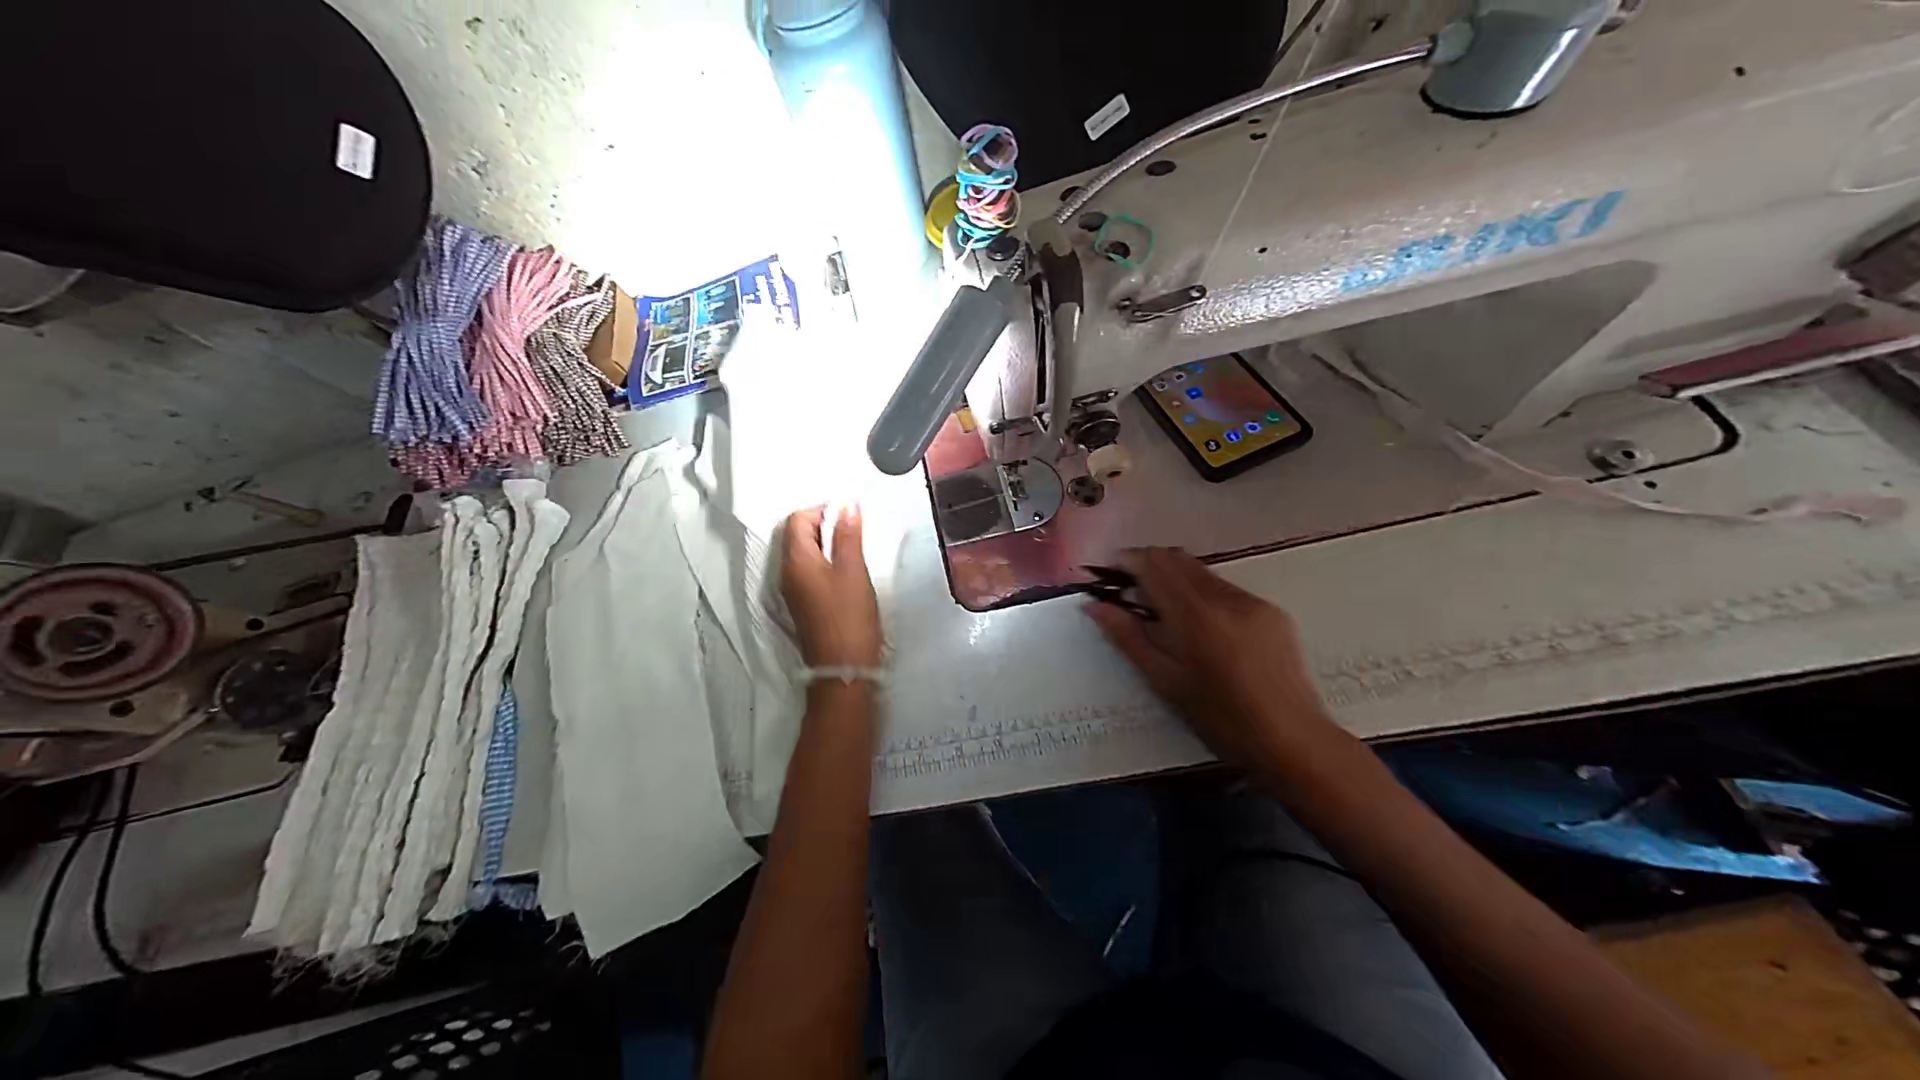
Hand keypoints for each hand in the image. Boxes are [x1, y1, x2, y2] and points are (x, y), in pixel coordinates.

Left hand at [781, 505, 881, 667]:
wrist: (843, 668)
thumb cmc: (849, 616)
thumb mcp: (853, 570)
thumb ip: (848, 534)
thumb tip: (846, 505)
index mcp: (795, 561)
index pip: (797, 520)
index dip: (821, 509)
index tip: (849, 513)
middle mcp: (787, 573)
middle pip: (797, 535)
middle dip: (823, 524)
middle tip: (853, 528)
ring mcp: (793, 590)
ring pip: (803, 553)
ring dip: (825, 542)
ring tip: (853, 546)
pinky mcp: (804, 603)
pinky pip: (808, 570)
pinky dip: (825, 560)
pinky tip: (846, 568)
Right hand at [1085, 548, 1334, 769]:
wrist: (1292, 740)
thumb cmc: (1220, 719)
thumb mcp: (1165, 681)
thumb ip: (1128, 637)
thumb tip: (1095, 606)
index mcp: (1195, 614)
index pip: (1154, 564)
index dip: (1127, 560)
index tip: (1110, 570)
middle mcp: (1225, 597)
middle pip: (1178, 559)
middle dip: (1149, 565)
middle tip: (1130, 591)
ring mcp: (1253, 601)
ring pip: (1203, 573)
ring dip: (1176, 580)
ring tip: (1164, 614)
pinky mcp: (1272, 612)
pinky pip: (1226, 590)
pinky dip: (1203, 596)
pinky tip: (1202, 630)